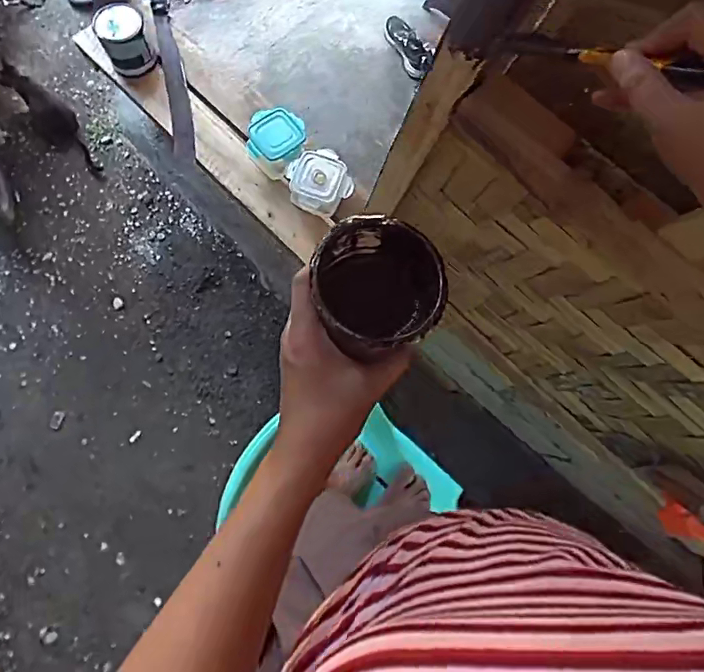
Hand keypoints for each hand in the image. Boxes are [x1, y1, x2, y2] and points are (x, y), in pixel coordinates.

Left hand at [275, 268, 410, 471]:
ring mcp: (290, 345)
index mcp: (304, 332)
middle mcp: (292, 333)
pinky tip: (345, 319)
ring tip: (355, 288)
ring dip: (326, 297)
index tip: (343, 252)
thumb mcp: (370, 386)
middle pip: (304, 290)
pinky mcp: (294, 356)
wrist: (303, 452)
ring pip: (306, 307)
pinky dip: (324, 316)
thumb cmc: (331, 417)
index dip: (320, 260)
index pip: (302, 280)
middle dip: (329, 276)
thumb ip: (395, 361)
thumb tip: (413, 341)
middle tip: (358, 267)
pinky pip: (307, 323)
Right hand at [592, 2, 703, 249]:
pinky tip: (615, 99)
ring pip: (683, 55)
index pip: (698, 21)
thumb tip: (616, 57)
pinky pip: (686, 76)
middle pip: (691, 33)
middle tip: (621, 78)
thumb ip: (643, 86)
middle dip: (650, 54)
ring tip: (612, 90)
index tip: (629, 64)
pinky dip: (656, 86)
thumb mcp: (672, 122)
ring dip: (647, 72)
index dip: (657, 36)